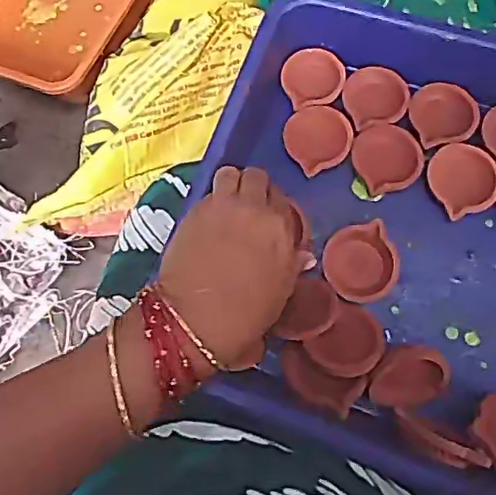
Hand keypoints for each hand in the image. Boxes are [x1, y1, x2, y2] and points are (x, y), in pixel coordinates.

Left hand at [157, 166, 302, 364]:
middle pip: (259, 178)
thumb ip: (292, 265)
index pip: (286, 202)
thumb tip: (301, 254)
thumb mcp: (280, 293)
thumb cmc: (244, 317)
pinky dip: (213, 199)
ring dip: (233, 185)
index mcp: (281, 229)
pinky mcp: (195, 210)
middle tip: (250, 210)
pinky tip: (209, 220)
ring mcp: (223, 206)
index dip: (278, 212)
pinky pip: (210, 192)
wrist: (194, 321)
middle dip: (256, 190)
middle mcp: (255, 209)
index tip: (271, 226)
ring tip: (228, 204)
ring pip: (232, 174)